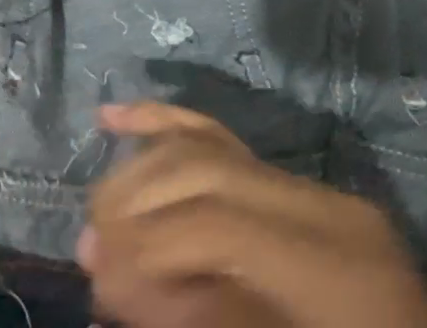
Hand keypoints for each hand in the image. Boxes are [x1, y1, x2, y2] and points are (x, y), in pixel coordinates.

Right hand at [79, 102, 426, 327]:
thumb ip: (196, 318)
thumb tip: (110, 278)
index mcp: (335, 269)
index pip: (216, 228)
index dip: (147, 250)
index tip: (102, 285)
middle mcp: (327, 210)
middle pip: (203, 172)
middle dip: (133, 205)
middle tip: (91, 249)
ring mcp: (315, 193)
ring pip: (207, 147)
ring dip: (140, 172)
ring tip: (99, 214)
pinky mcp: (300, 192)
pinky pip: (226, 143)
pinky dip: (165, 127)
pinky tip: (112, 119)